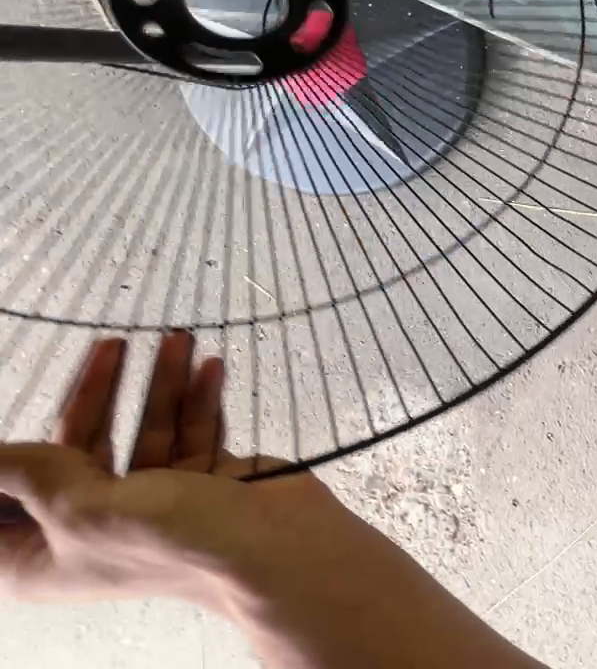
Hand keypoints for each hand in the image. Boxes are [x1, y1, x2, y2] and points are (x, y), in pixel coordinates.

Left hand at [0, 332, 347, 605]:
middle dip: (103, 394)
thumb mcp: (84, 509)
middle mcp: (93, 522)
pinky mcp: (205, 476)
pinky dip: (201, 400)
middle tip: (113, 347)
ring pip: (148, 431)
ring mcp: (155, 497)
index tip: (21, 409)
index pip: (5, 493)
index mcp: (39, 550)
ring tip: (178, 342)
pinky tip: (209, 370)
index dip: (10, 454)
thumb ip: (32, 474)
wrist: (274, 541)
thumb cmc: (176, 541)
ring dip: (163, 385)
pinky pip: (193, 431)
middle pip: (84, 447)